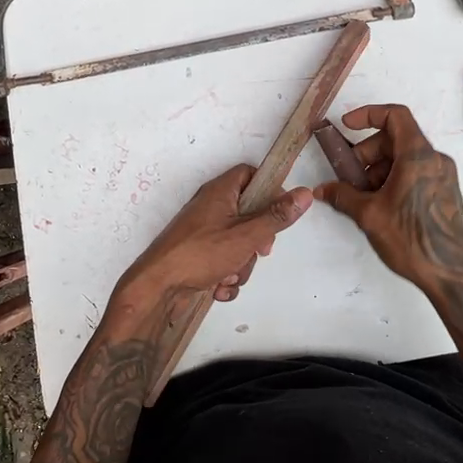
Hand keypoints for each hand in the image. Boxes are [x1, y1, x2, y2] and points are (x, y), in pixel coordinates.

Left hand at [116, 165, 312, 306]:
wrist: (158, 287)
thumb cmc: (200, 253)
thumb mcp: (246, 235)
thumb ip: (277, 216)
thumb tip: (305, 194)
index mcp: (220, 192)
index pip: (250, 174)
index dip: (269, 189)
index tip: (281, 212)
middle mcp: (211, 207)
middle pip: (249, 213)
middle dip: (258, 239)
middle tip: (259, 251)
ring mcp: (203, 232)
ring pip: (239, 242)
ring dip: (241, 264)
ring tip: (230, 275)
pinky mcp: (198, 255)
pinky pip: (224, 261)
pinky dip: (226, 277)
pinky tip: (218, 288)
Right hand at [314, 104, 462, 291]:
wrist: (453, 275)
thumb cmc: (413, 240)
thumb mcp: (370, 216)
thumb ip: (343, 196)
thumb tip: (322, 190)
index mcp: (419, 156)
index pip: (395, 115)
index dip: (368, 114)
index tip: (347, 126)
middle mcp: (435, 160)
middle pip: (396, 139)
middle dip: (367, 153)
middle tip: (349, 177)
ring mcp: (443, 177)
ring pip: (404, 158)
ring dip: (378, 170)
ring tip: (363, 197)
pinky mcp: (445, 193)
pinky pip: (415, 173)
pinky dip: (394, 180)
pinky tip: (380, 206)